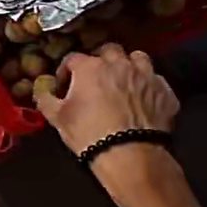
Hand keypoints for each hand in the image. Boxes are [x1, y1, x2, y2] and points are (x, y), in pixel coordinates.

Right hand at [34, 43, 179, 155]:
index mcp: (90, 67)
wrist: (129, 155)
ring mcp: (146, 75)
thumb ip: (45, 98)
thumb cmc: (89, 134)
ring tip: (123, 82)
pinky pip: (156, 81)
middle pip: (108, 50)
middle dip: (100, 61)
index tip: (64, 85)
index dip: (66, 71)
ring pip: (137, 58)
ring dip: (129, 66)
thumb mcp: (57, 118)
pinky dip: (148, 87)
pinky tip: (143, 99)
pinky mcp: (165, 92)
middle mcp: (120, 64)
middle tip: (95, 79)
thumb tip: (41, 88)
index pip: (73, 58)